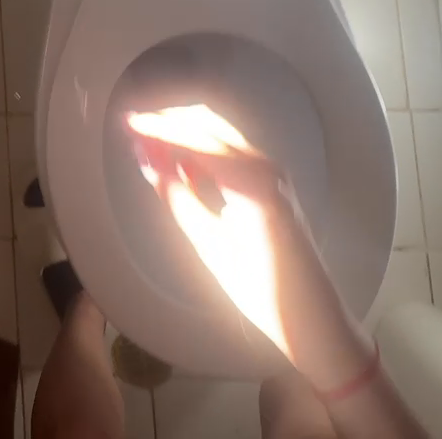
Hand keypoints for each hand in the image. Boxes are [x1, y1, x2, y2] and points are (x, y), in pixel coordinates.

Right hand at [128, 106, 372, 390]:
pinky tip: (181, 160)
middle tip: (133, 125)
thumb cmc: (260, 289)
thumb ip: (174, 193)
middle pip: (208, 124)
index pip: (194, 137)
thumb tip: (143, 156)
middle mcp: (265, 165)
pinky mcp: (273, 181)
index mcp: (250, 180)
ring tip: (149, 139)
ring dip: (184, 130)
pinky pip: (230, 148)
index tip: (125, 120)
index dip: (157, 127)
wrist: (316, 321)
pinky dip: (202, 145)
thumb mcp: (208, 243)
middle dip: (168, 120)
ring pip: (219, 132)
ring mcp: (273, 171)